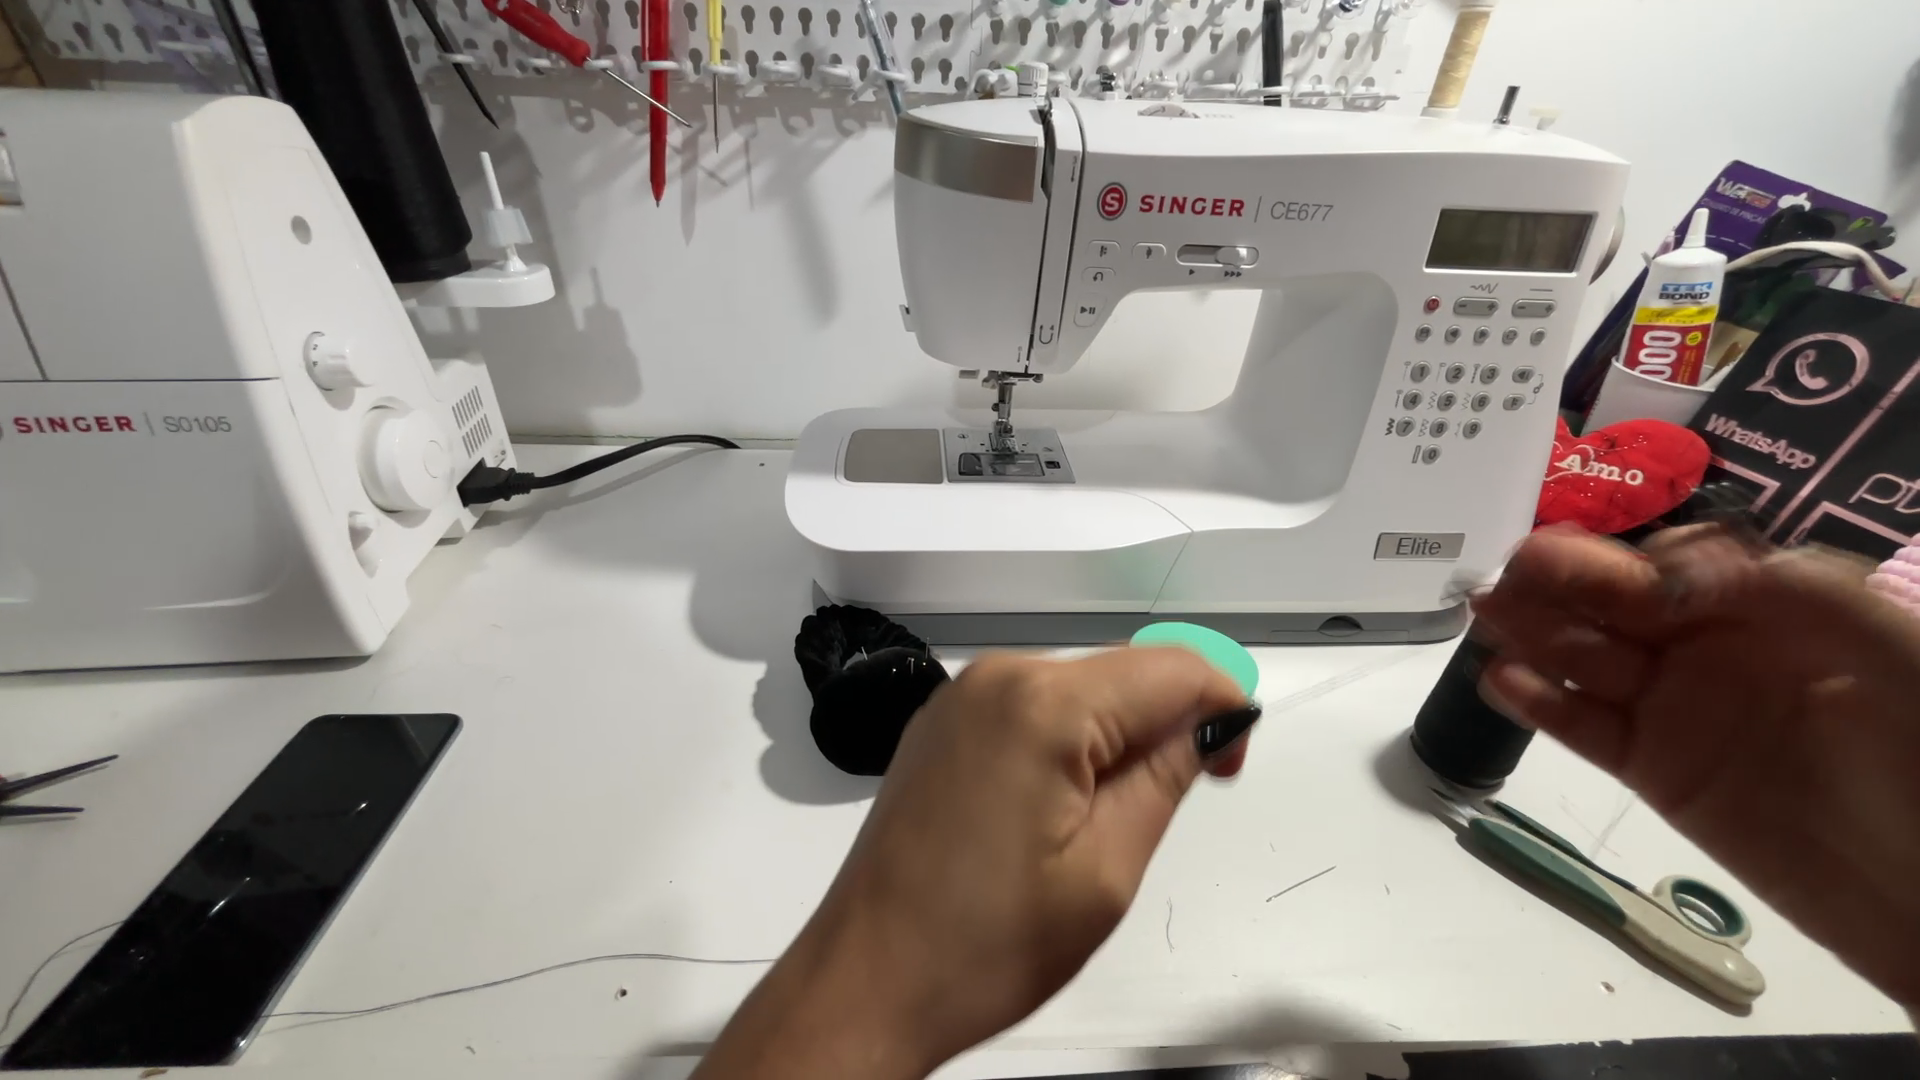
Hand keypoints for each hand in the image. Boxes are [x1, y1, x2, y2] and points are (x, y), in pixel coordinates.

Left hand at [693, 648, 1249, 1078]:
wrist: (868, 974)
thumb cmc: (990, 940)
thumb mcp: (1105, 868)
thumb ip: (1166, 774)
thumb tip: (1210, 719)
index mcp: (1042, 702)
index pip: (1167, 667)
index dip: (1218, 703)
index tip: (1229, 764)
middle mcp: (998, 675)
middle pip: (1119, 672)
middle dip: (1165, 721)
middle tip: (1174, 800)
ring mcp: (960, 695)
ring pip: (1076, 687)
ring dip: (1115, 732)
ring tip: (1107, 815)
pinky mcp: (941, 721)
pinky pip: (1029, 705)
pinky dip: (1065, 736)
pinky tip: (1056, 798)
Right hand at [1470, 524, 1919, 1009]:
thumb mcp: (1885, 645)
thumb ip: (1786, 589)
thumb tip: (1661, 578)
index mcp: (1764, 611)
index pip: (1665, 567)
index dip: (1615, 559)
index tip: (1570, 560)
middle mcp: (1705, 650)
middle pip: (1608, 607)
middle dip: (1553, 587)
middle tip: (1502, 577)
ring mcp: (1670, 708)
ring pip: (1581, 658)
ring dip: (1529, 634)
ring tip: (1484, 616)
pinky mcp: (1645, 765)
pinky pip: (1578, 724)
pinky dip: (1535, 702)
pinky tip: (1501, 681)